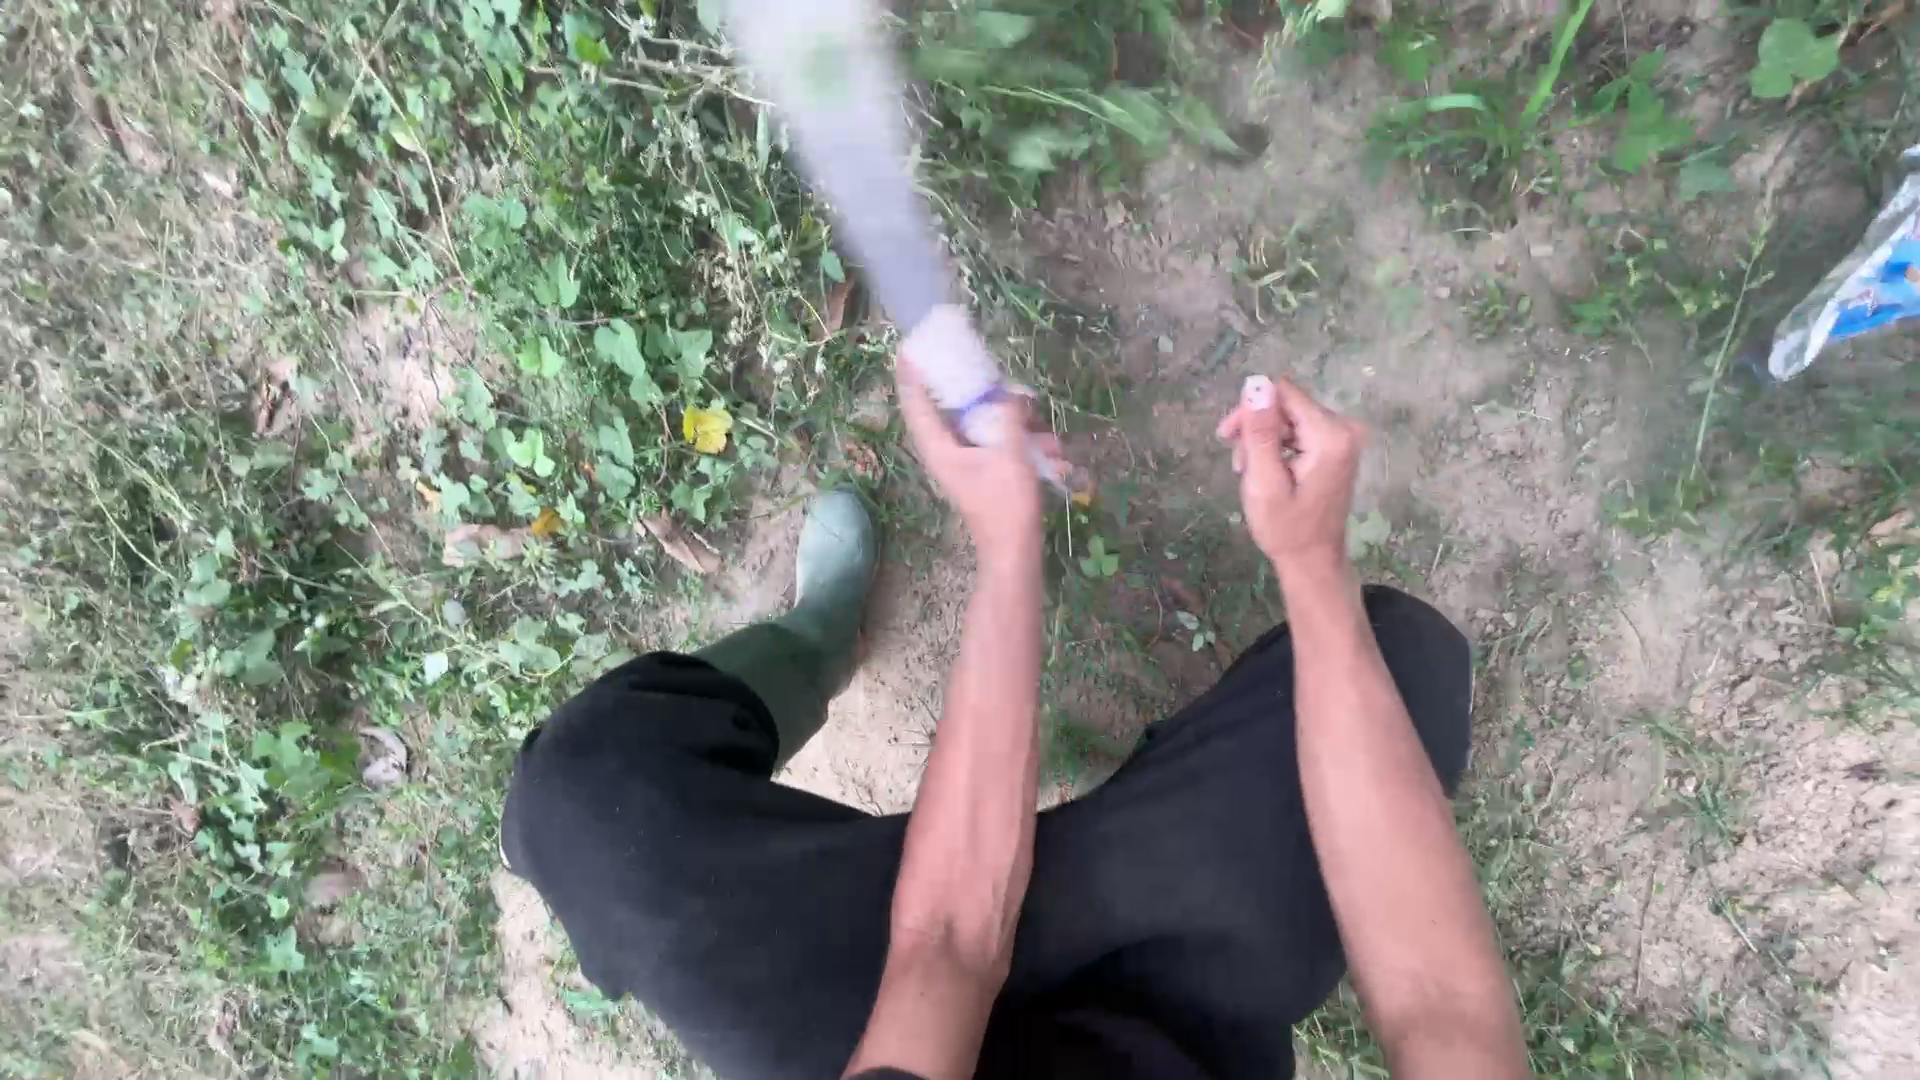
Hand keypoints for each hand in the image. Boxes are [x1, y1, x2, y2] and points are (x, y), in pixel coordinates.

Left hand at [896, 358, 1043, 570]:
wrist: (1015, 552)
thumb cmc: (1006, 506)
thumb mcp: (1009, 454)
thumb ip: (1007, 416)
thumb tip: (1008, 392)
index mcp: (939, 448)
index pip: (916, 404)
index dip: (911, 374)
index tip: (909, 347)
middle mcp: (945, 452)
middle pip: (950, 409)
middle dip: (977, 393)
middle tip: (995, 377)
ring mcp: (965, 462)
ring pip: (981, 426)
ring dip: (1012, 422)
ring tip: (1041, 430)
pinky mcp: (984, 471)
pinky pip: (997, 443)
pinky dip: (1019, 441)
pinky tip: (1050, 451)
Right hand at [1216, 375, 1365, 577]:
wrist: (1312, 559)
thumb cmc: (1285, 528)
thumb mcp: (1264, 481)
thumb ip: (1260, 431)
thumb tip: (1255, 383)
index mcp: (1330, 435)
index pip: (1283, 394)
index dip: (1250, 410)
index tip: (1228, 438)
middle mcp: (1343, 429)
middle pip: (1285, 405)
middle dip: (1254, 428)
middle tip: (1237, 463)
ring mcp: (1342, 438)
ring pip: (1288, 417)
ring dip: (1262, 439)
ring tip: (1248, 470)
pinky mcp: (1336, 447)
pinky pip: (1298, 430)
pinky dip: (1276, 446)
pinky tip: (1265, 469)